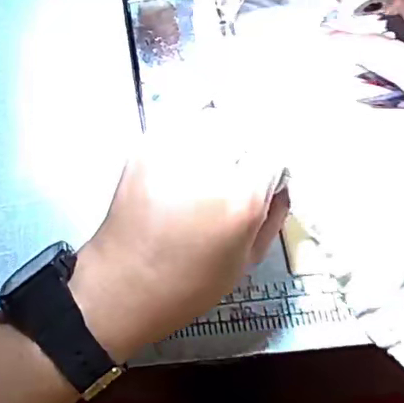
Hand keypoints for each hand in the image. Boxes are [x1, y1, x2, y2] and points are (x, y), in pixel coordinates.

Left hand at [71, 113, 289, 360]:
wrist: (122, 285)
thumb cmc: (191, 284)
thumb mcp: (248, 258)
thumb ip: (274, 212)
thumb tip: (281, 180)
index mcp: (240, 198)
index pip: (274, 151)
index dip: (274, 163)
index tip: (270, 174)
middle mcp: (208, 166)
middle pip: (247, 125)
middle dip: (251, 144)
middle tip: (245, 166)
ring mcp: (172, 150)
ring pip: (215, 117)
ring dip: (224, 133)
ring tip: (217, 159)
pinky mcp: (145, 145)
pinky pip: (183, 122)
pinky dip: (195, 133)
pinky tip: (192, 158)